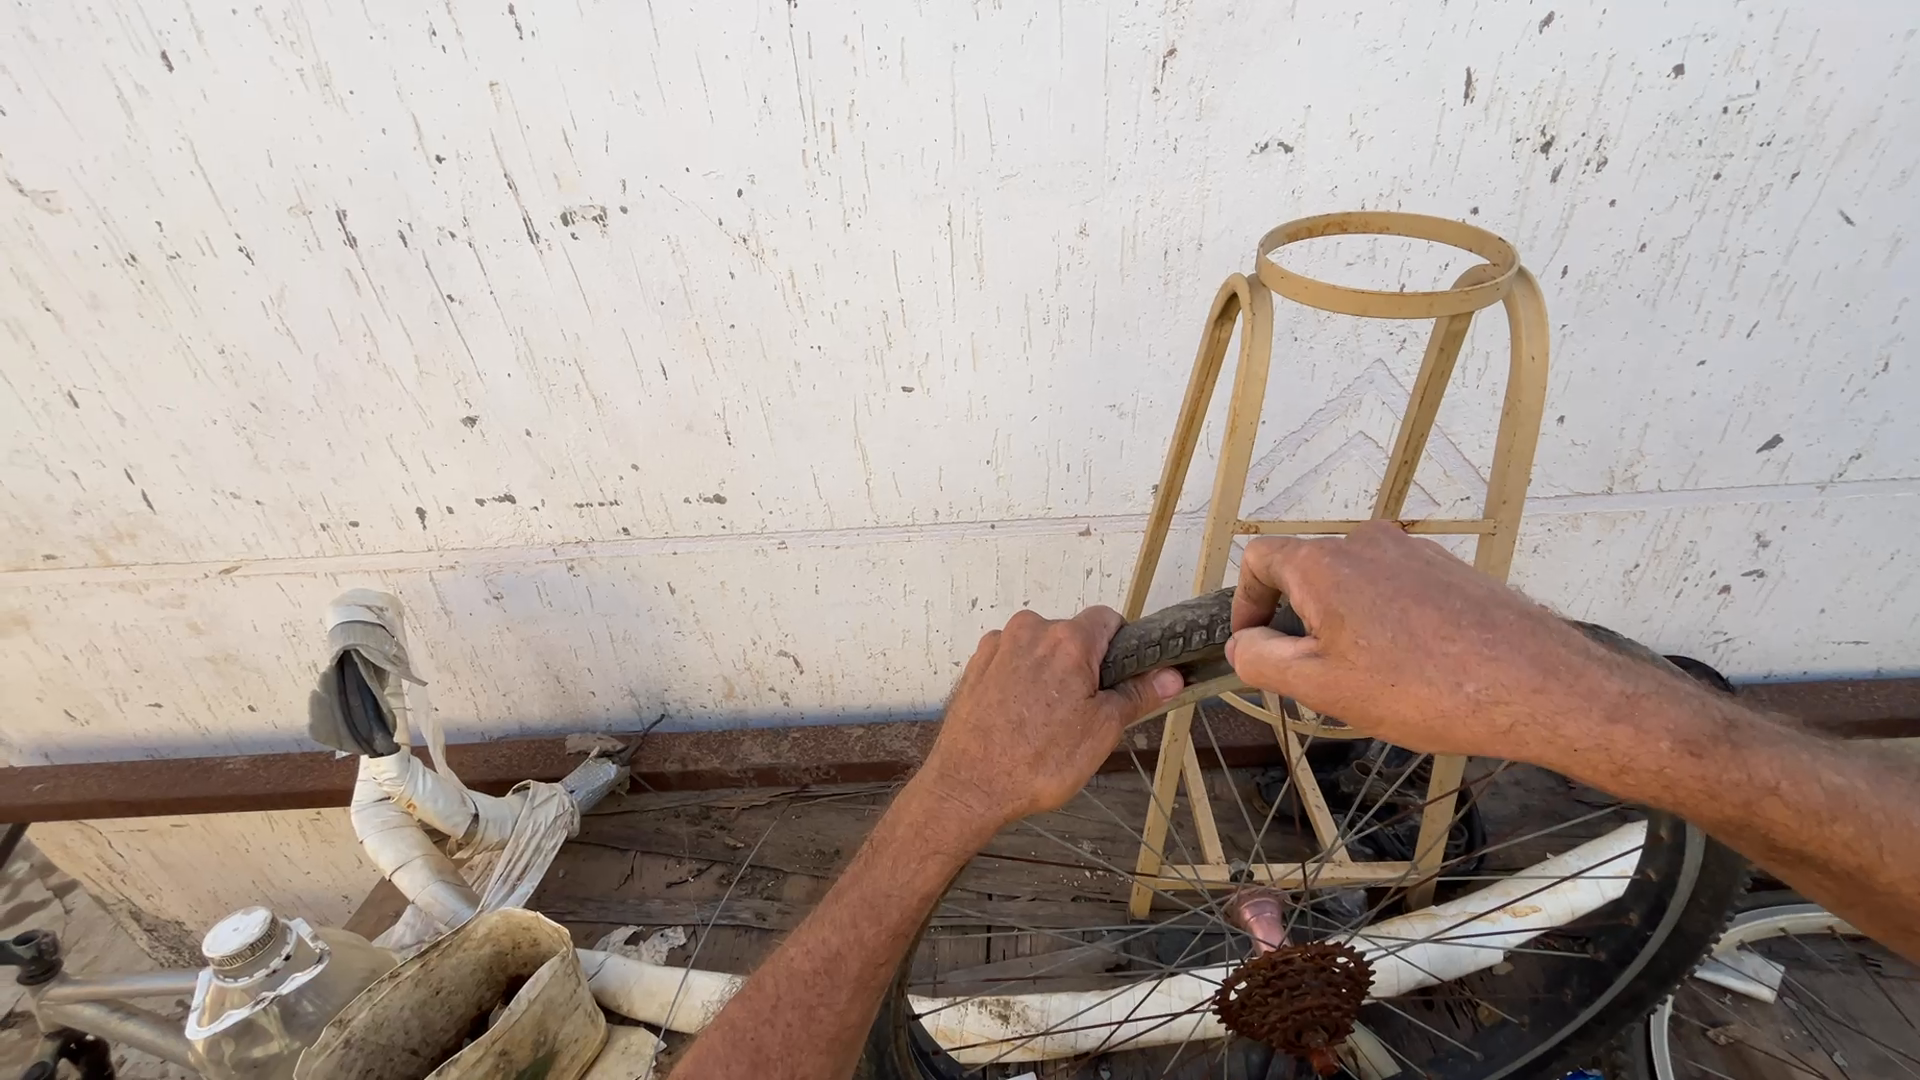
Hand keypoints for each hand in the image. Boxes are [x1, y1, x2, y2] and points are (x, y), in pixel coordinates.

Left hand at [917, 607, 1183, 833]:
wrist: (970, 785)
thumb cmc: (1037, 762)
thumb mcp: (1102, 730)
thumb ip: (1138, 694)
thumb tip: (1170, 675)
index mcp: (1068, 640)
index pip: (1108, 619)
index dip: (1120, 646)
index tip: (1120, 676)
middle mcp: (1031, 630)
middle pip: (1072, 635)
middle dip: (1083, 664)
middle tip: (1083, 710)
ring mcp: (999, 644)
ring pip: (1040, 648)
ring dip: (1050, 672)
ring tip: (1047, 720)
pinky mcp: (977, 662)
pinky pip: (1011, 659)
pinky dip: (1020, 678)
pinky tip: (1019, 716)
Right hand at [1224, 521, 1630, 763]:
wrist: (1542, 688)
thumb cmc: (1418, 688)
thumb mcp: (1319, 685)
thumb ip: (1259, 660)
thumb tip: (1241, 644)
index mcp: (1323, 563)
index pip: (1257, 560)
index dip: (1244, 604)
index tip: (1256, 646)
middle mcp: (1365, 542)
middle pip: (1305, 572)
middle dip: (1296, 621)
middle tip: (1314, 676)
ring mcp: (1413, 552)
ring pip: (1350, 583)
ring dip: (1340, 622)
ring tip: (1367, 677)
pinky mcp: (1451, 570)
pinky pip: (1393, 588)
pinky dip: (1382, 619)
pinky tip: (1411, 666)